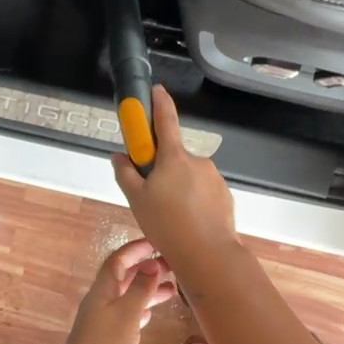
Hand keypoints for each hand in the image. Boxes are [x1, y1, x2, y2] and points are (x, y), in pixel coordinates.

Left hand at [56, 238, 176, 343]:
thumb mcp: (127, 314)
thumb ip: (140, 289)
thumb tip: (151, 264)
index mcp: (102, 290)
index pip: (117, 260)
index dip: (136, 249)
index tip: (157, 243)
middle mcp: (100, 301)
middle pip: (123, 277)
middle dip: (146, 269)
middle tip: (173, 267)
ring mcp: (101, 319)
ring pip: (126, 296)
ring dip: (146, 290)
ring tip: (172, 290)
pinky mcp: (105, 337)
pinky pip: (125, 314)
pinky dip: (139, 309)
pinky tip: (151, 313)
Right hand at [112, 86, 237, 272]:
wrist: (208, 253)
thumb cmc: (166, 224)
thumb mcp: (136, 200)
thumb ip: (126, 174)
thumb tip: (119, 156)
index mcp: (174, 157)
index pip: (165, 120)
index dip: (159, 103)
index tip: (156, 90)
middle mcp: (197, 161)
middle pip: (174, 156)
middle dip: (162, 169)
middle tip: (150, 196)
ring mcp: (214, 178)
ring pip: (188, 176)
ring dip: (177, 188)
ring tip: (169, 217)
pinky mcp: (224, 195)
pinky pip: (202, 191)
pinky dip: (192, 201)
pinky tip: (186, 221)